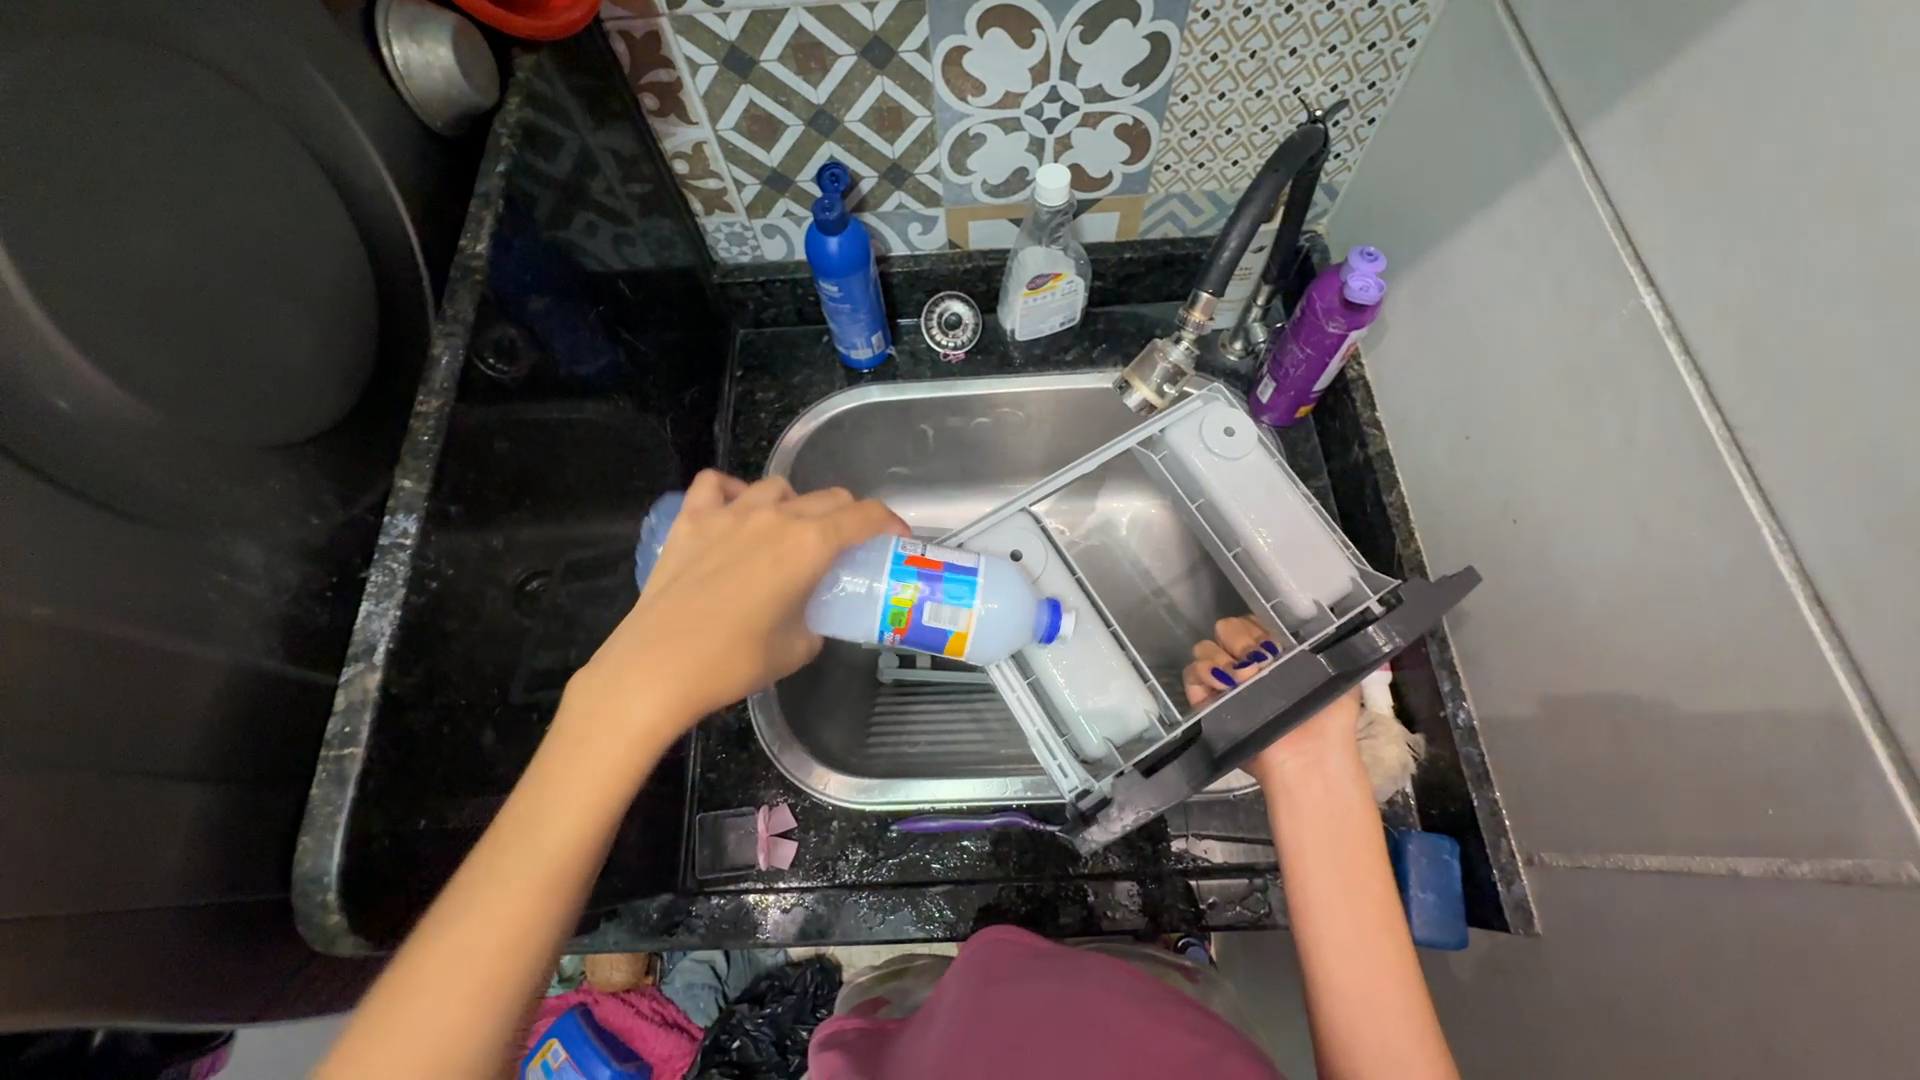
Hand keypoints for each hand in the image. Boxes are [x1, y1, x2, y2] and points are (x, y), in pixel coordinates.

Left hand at [567, 470, 907, 754]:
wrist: (658, 667)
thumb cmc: (735, 662)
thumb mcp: (798, 648)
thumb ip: (817, 620)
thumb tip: (811, 614)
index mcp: (810, 545)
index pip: (865, 516)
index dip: (889, 522)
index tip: (896, 536)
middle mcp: (775, 517)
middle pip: (828, 497)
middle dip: (848, 516)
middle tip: (846, 545)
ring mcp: (729, 513)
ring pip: (776, 487)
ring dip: (794, 504)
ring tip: (788, 531)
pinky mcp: (691, 521)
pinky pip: (716, 485)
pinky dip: (733, 492)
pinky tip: (734, 512)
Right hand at [1184, 616, 1362, 789]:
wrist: (1308, 758)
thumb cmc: (1326, 718)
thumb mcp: (1332, 673)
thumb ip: (1320, 646)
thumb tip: (1302, 626)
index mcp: (1273, 653)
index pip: (1251, 621)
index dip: (1258, 626)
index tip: (1273, 645)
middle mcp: (1244, 664)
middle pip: (1225, 629)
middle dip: (1240, 639)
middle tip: (1260, 662)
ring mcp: (1222, 683)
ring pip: (1205, 648)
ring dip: (1222, 657)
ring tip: (1242, 679)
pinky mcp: (1204, 704)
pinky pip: (1191, 675)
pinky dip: (1203, 674)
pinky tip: (1223, 686)